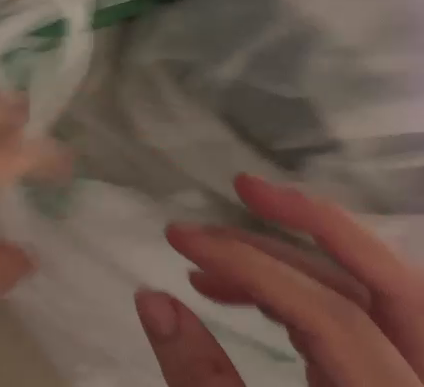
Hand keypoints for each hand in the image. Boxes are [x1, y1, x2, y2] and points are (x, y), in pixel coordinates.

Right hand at [135, 174, 423, 386]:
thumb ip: (202, 378)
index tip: (174, 237)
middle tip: (241, 185)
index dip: (253, 267)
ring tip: (209, 258)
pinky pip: (371, 322)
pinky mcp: (402, 385)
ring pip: (385, 298)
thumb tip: (152, 298)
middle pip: (399, 287)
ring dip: (295, 259)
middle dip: (318, 226)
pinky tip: (242, 292)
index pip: (335, 316)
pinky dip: (305, 292)